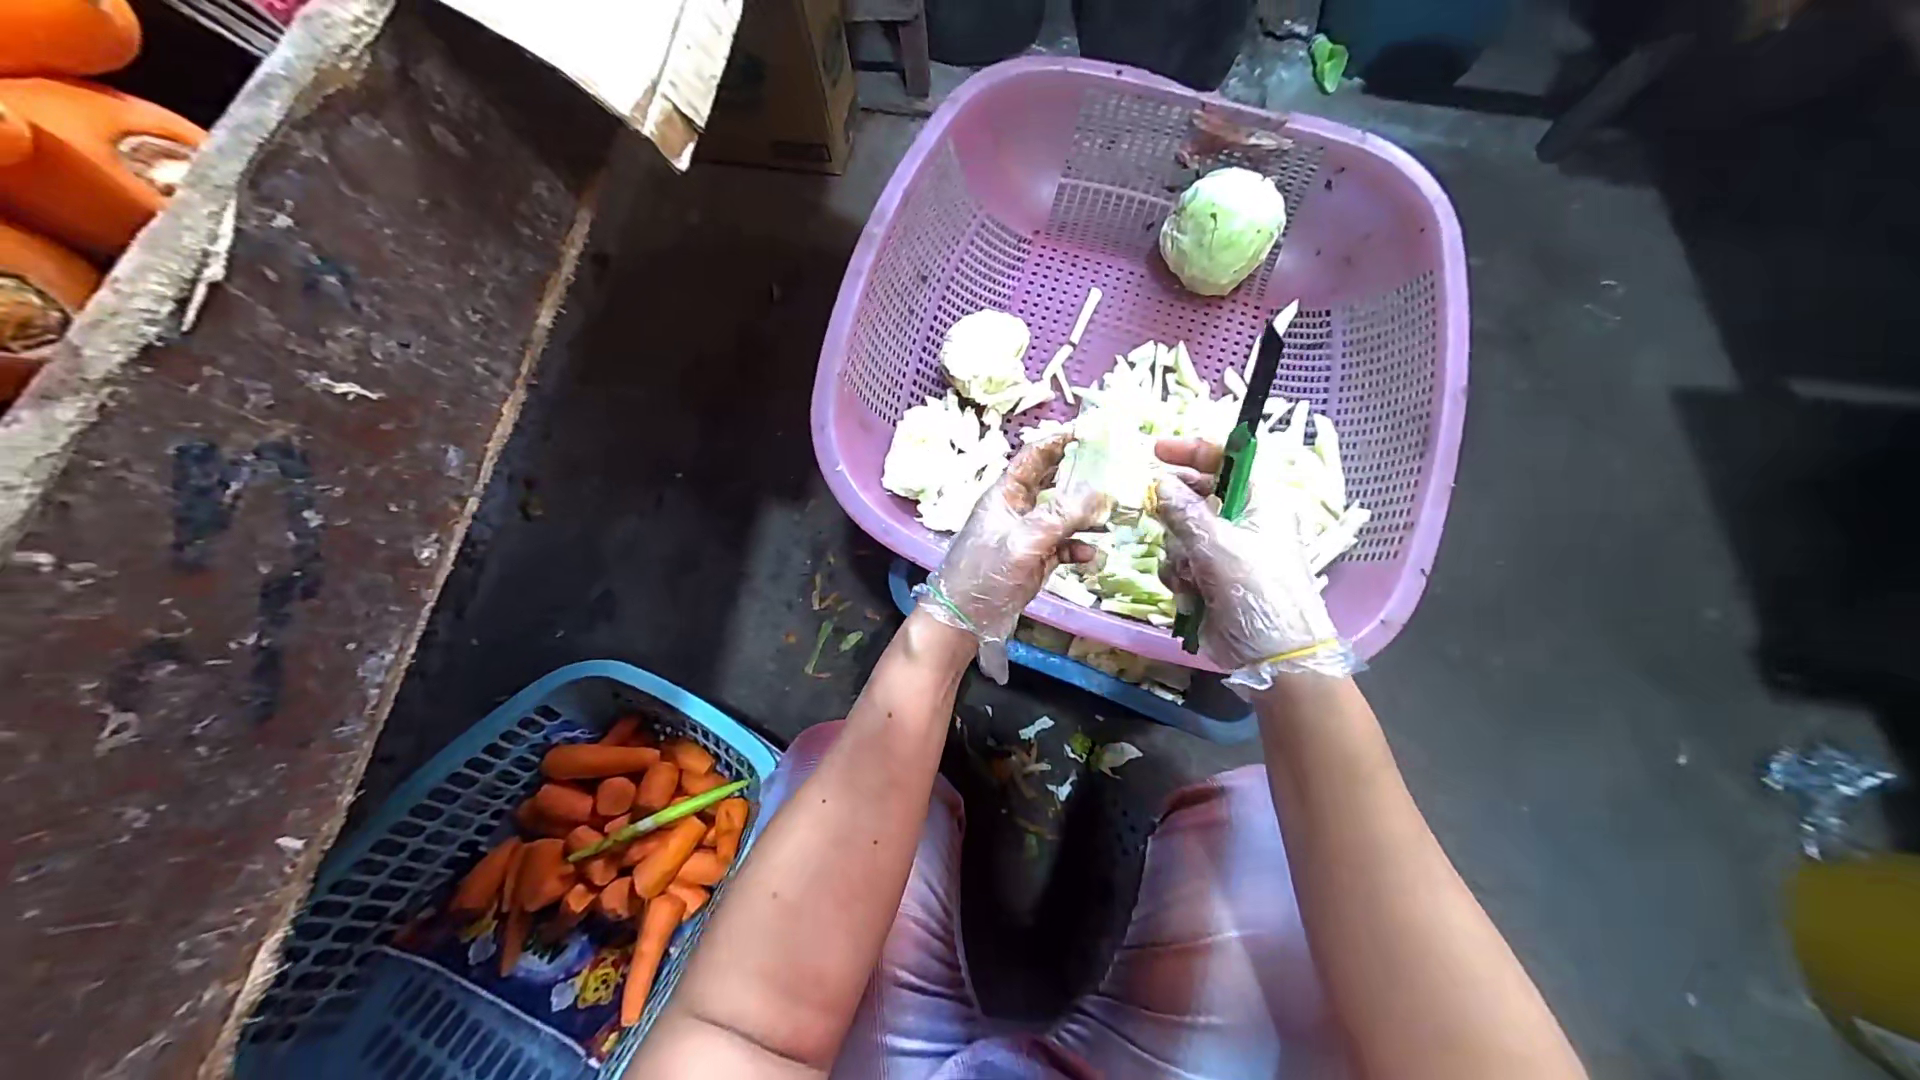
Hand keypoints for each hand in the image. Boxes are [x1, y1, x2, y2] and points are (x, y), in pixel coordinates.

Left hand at [919, 433, 1102, 682]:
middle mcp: (1018, 509)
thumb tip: (1099, 493)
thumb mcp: (1024, 540)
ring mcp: (1028, 535)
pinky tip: (1091, 556)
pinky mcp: (1036, 559)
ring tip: (1112, 515)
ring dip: (1086, 516)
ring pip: (1063, 516)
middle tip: (1112, 468)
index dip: (1058, 441)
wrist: (965, 618)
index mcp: (1006, 495)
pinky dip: (1078, 548)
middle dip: (1080, 475)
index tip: (1089, 432)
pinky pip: (1063, 546)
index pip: (1033, 457)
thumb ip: (1061, 516)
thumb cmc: (987, 572)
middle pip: (1053, 482)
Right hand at [1151, 437, 1361, 687]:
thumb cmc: (1257, 591)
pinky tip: (1189, 592)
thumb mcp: (1218, 545)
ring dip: (1178, 552)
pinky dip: (1179, 575)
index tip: (1157, 451)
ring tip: (1191, 574)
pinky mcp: (1211, 578)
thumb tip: (1160, 483)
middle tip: (1156, 514)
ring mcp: (1226, 552)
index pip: (1227, 461)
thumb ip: (1184, 511)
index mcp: (1262, 502)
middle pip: (1197, 497)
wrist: (1273, 656)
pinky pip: (1180, 562)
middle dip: (1177, 513)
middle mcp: (1244, 522)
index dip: (1192, 452)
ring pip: (1180, 533)